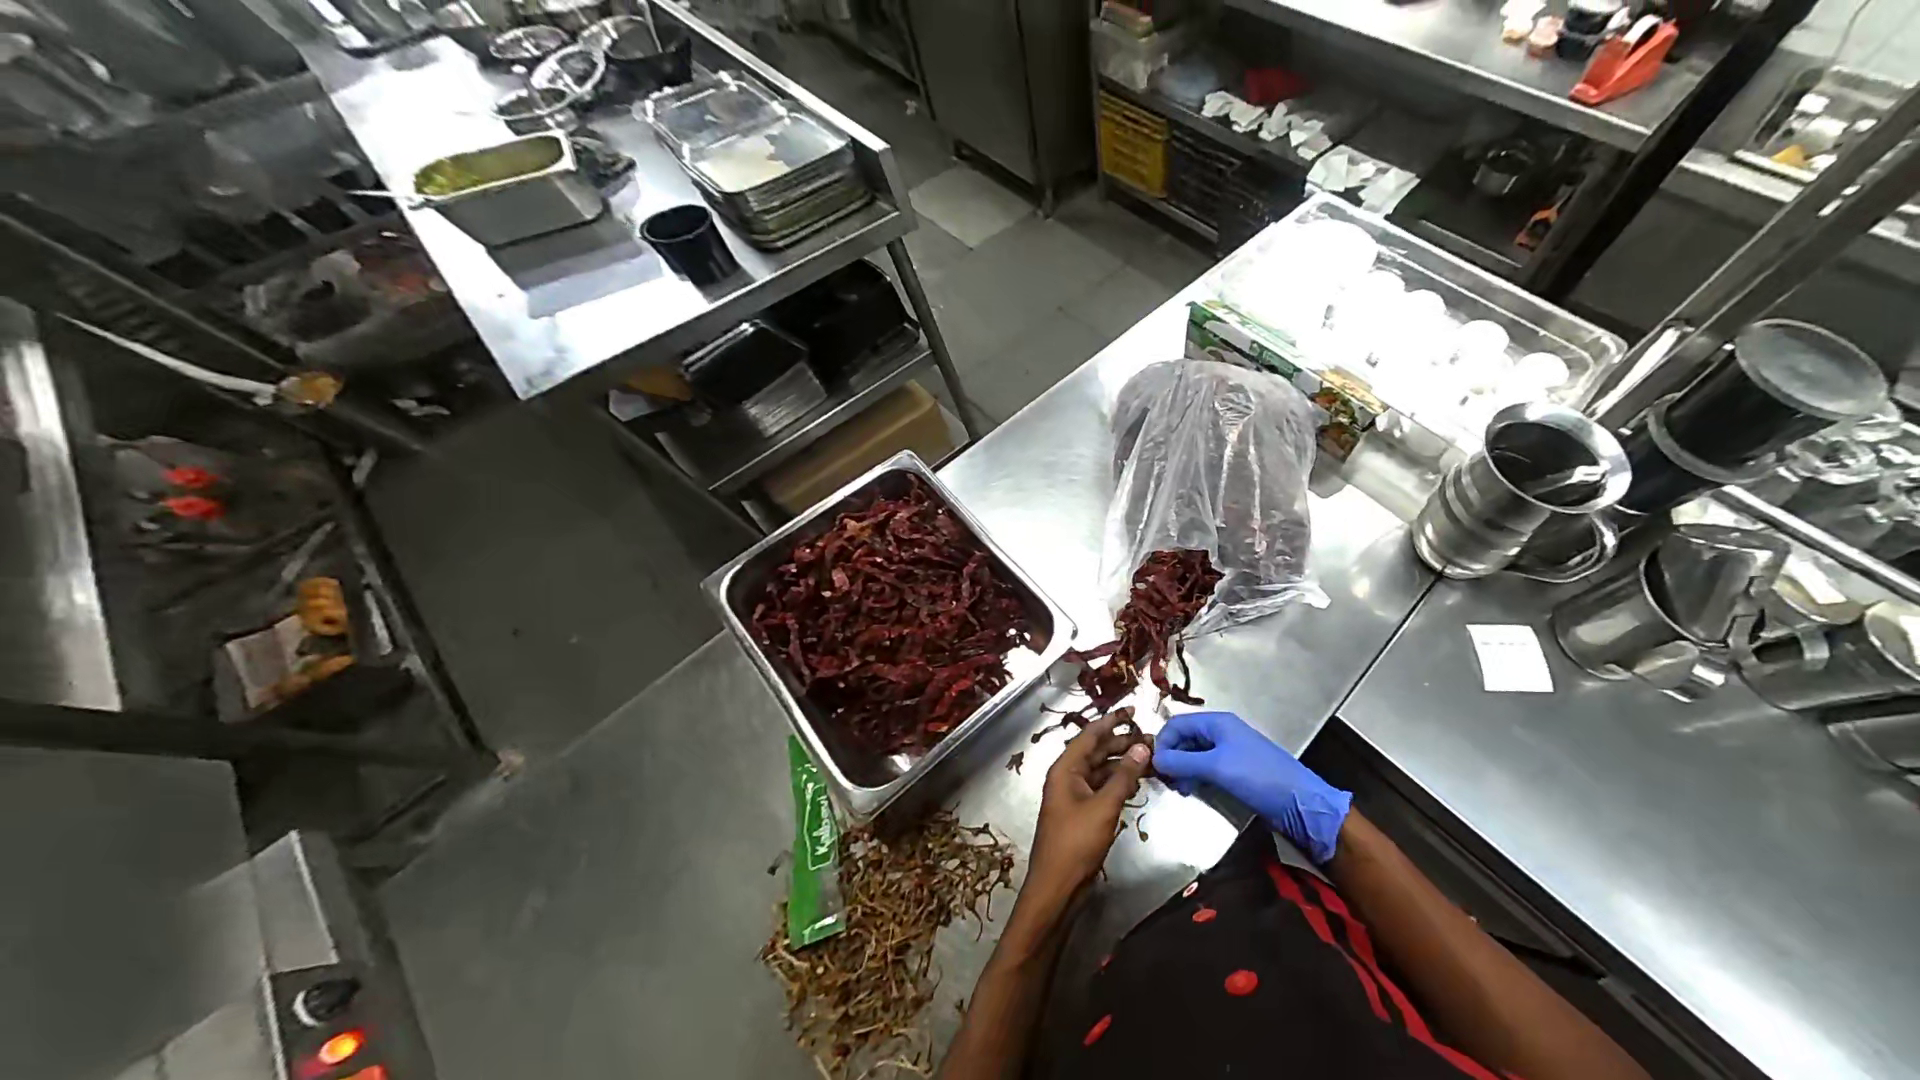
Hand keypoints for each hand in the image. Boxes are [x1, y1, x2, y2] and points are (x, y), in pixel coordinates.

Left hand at [1020, 714, 1152, 922]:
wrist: (1058, 885)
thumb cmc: (1076, 843)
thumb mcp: (1104, 807)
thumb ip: (1124, 776)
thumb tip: (1142, 747)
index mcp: (1065, 768)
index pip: (1090, 735)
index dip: (1111, 721)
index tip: (1133, 710)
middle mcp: (1067, 777)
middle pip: (1097, 751)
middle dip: (1122, 744)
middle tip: (1153, 739)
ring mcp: (1074, 795)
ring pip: (1101, 771)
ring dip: (1124, 765)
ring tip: (1152, 760)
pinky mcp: (1082, 813)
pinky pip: (1102, 788)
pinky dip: (1119, 783)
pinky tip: (1138, 783)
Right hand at [1153, 710, 1352, 863]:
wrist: (1300, 803)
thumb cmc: (1258, 777)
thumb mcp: (1216, 767)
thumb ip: (1182, 762)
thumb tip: (1153, 758)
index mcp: (1217, 722)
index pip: (1176, 724)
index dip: (1162, 743)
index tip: (1154, 765)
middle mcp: (1221, 732)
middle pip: (1183, 738)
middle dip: (1171, 757)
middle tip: (1165, 780)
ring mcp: (1229, 751)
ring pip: (1193, 754)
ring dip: (1181, 769)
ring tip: (1179, 788)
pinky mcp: (1234, 769)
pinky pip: (1205, 767)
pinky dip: (1194, 776)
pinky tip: (1192, 789)